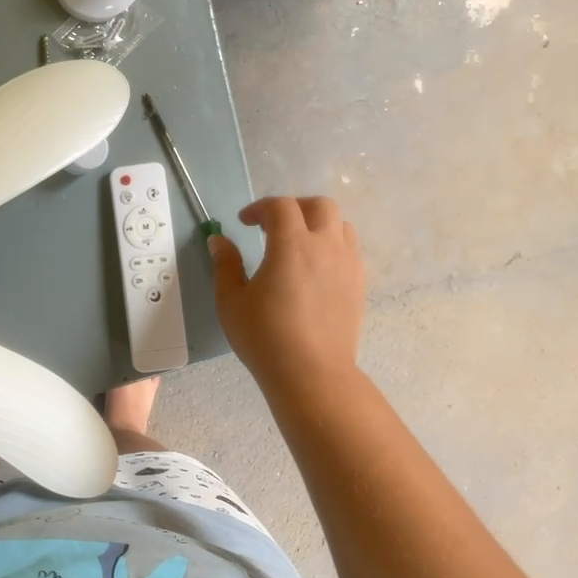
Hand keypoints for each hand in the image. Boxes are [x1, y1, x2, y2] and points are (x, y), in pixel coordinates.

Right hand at [209, 196, 365, 395]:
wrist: (310, 372)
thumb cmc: (264, 337)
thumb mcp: (231, 301)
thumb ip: (226, 265)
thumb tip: (219, 240)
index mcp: (292, 245)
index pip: (280, 207)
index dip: (259, 208)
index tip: (243, 223)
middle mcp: (326, 246)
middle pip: (319, 205)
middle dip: (294, 207)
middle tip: (272, 226)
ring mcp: (348, 264)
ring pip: (340, 224)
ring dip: (316, 224)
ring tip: (296, 244)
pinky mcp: (359, 282)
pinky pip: (349, 249)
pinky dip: (330, 245)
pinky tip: (313, 268)